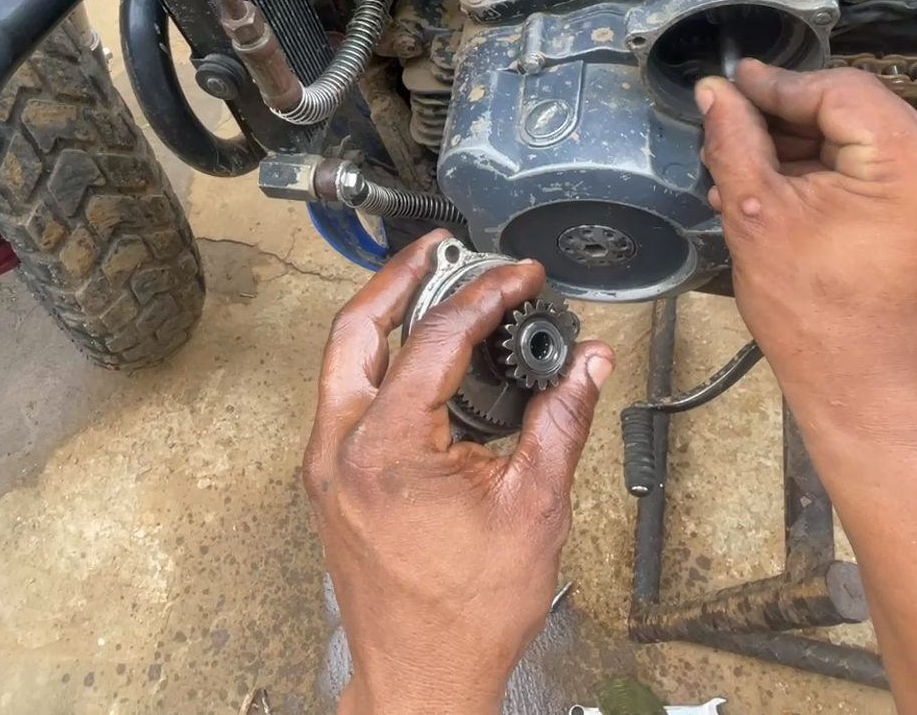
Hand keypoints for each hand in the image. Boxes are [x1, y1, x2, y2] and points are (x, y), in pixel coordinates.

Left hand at [304, 232, 614, 714]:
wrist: (419, 679)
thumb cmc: (466, 613)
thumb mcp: (532, 508)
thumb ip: (560, 422)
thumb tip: (589, 365)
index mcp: (387, 447)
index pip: (439, 337)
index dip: (487, 295)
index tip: (520, 277)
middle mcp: (341, 445)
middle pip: (357, 325)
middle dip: (400, 275)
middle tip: (440, 246)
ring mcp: (327, 461)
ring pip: (342, 354)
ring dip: (382, 309)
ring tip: (425, 279)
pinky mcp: (331, 475)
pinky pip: (345, 388)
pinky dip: (377, 352)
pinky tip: (414, 348)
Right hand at [697, 61, 916, 437]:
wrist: (864, 388)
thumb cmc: (812, 316)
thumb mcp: (756, 216)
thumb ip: (735, 142)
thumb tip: (714, 91)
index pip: (843, 92)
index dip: (780, 85)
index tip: (735, 84)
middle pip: (859, 111)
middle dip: (789, 117)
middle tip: (733, 125)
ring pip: (868, 139)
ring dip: (806, 145)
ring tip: (749, 163)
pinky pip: (883, 170)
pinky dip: (833, 171)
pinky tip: (784, 184)